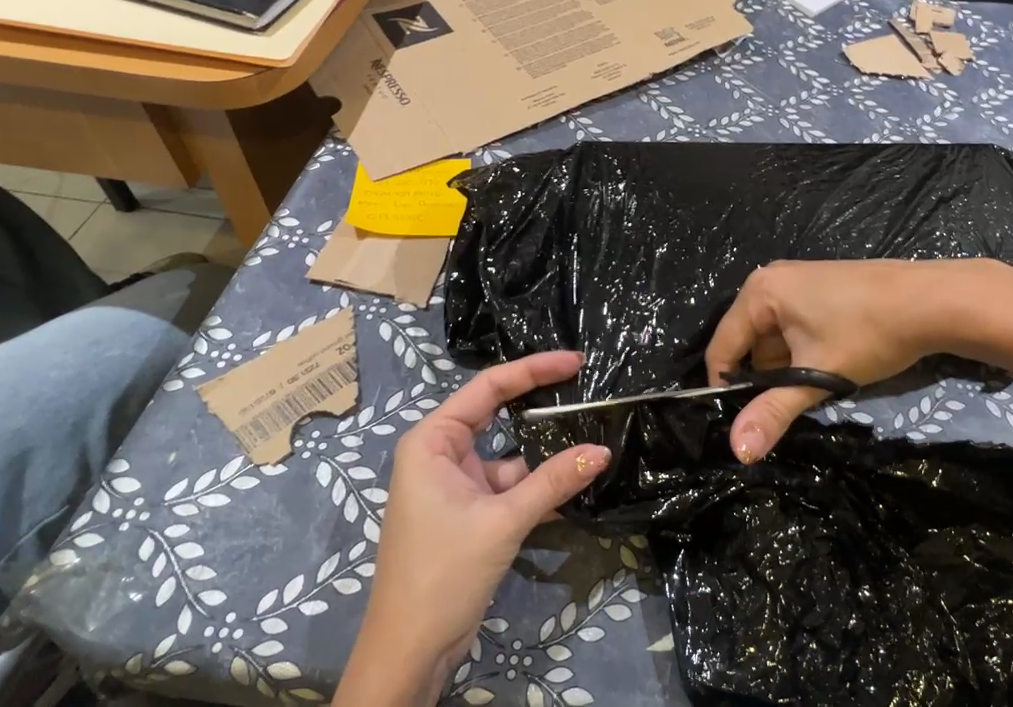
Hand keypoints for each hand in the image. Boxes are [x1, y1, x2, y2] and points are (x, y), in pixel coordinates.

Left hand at [335, 352, 608, 706]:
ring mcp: (457, 484)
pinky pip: (513, 485)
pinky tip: (579, 479)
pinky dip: (541, 484)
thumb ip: (554, 482)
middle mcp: (442, 454)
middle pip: (499, 413)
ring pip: (511, 454)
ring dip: (547, 451)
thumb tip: (603, 450)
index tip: (575, 361)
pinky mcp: (472, 512)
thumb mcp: (502, 521)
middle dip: (541, 402)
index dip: (533, 369)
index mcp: (432, 441)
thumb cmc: (441, 573)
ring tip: (595, 431)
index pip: (488, 387)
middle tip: (586, 385)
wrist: (409, 650)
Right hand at [704, 259, 974, 462]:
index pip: (722, 347)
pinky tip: (829, 367)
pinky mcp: (821, 288)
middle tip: (789, 405)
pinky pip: (795, 327)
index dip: (728, 387)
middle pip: (748, 342)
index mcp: (759, 292)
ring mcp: (798, 281)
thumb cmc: (868, 333)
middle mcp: (771, 280)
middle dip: (765, 377)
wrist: (933, 301)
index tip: (746, 421)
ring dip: (788, 367)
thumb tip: (737, 451)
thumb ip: (774, 411)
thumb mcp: (819, 377)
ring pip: (775, 338)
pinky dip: (804, 352)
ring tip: (814, 387)